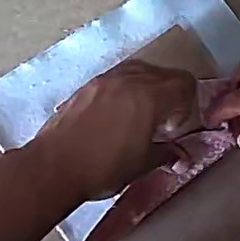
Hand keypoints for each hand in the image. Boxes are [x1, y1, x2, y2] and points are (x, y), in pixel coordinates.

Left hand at [34, 61, 197, 198]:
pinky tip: (115, 117)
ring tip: (139, 117)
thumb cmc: (103, 167)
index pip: (184, 83)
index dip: (187, 104)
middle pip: (163, 75)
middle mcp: (129, 79)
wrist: (51, 168)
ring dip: (147, 90)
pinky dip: (124, 91)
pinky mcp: (85, 87)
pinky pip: (116, 79)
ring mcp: (105, 80)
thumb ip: (167, 154)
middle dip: (169, 96)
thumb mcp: (143, 164)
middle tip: (161, 124)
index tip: (174, 128)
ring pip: (139, 72)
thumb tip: (183, 158)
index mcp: (150, 95)